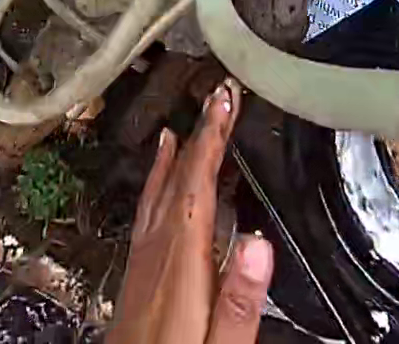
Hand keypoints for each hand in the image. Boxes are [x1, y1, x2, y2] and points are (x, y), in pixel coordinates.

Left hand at [108, 79, 274, 343]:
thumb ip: (239, 302)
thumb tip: (260, 243)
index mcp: (181, 259)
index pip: (197, 182)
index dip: (213, 136)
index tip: (225, 99)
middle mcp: (158, 245)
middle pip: (180, 175)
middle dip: (202, 131)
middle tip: (220, 96)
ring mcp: (144, 254)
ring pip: (161, 186)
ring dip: (180, 149)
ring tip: (192, 120)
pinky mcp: (138, 267)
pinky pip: (149, 205)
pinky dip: (158, 177)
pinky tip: (160, 172)